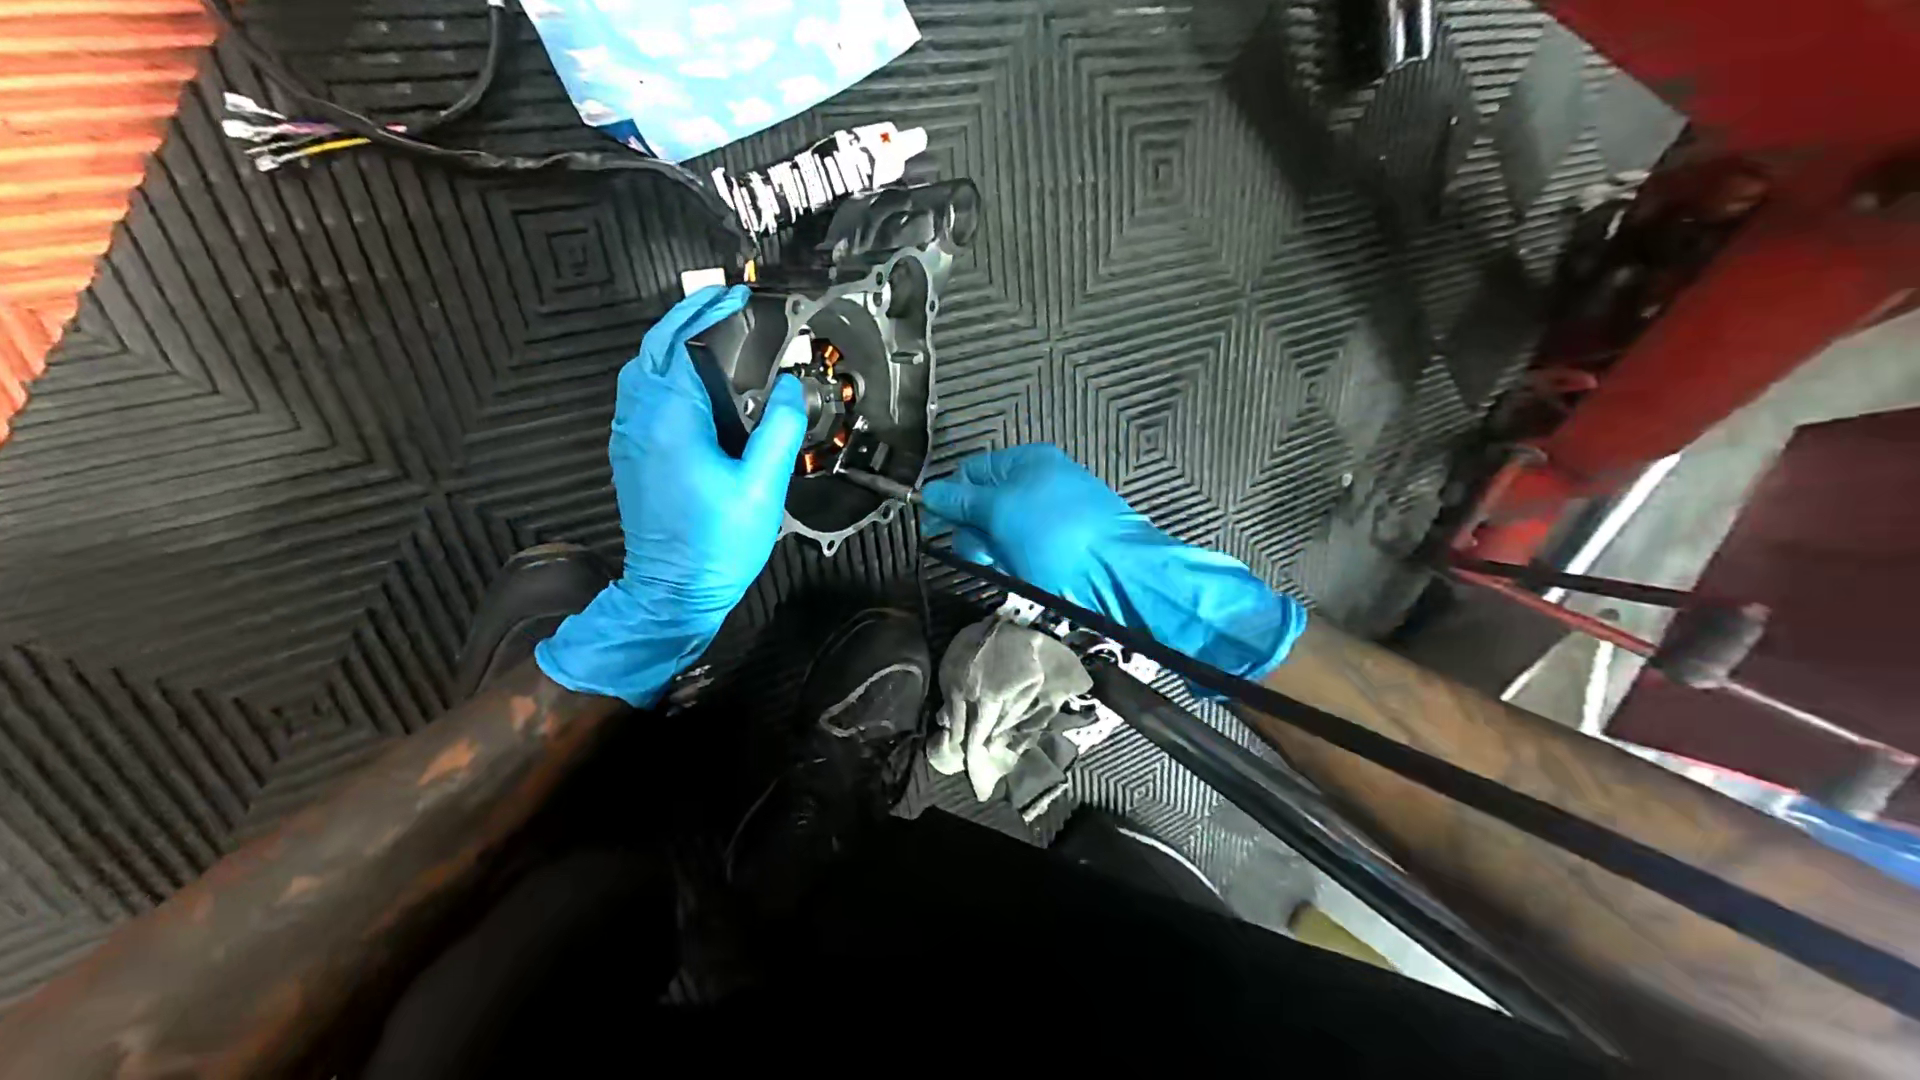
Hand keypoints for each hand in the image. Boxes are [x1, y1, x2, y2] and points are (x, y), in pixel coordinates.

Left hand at [536, 285, 807, 705]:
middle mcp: (640, 422)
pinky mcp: (633, 457)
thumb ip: (781, 429)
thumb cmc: (718, 543)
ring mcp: (630, 440)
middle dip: (684, 321)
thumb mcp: (763, 486)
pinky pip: (641, 399)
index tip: (732, 296)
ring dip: (672, 347)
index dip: (704, 313)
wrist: (673, 592)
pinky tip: (695, 387)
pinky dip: (664, 375)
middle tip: (723, 308)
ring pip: (642, 372)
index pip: (679, 344)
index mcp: (671, 421)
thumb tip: (791, 387)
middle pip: (652, 349)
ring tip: (712, 339)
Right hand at [921, 444, 1306, 678]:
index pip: (972, 471)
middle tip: (981, 550)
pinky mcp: (1056, 550)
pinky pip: (1019, 554)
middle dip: (974, 529)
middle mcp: (1038, 486)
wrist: (1119, 577)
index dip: (950, 496)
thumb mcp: (1002, 510)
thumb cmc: (1061, 535)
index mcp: (1028, 462)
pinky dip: (1012, 564)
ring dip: (992, 551)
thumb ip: (962, 500)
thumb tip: (930, 493)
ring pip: (999, 534)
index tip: (933, 522)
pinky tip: (1020, 574)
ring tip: (1006, 565)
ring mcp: (1049, 519)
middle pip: (983, 505)